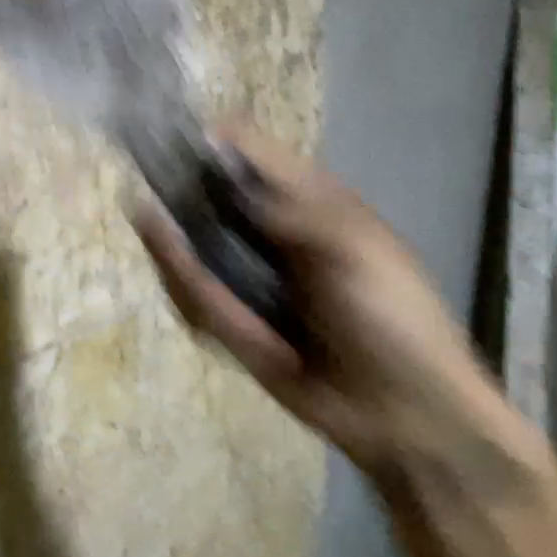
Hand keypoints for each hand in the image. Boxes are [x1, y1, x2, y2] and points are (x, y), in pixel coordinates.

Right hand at [132, 124, 513, 475]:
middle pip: (199, 195)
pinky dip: (196, 303)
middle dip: (173, 203)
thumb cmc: (393, 318)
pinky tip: (230, 323)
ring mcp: (245, 275)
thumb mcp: (354, 246)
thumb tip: (224, 170)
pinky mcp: (231, 318)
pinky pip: (193, 298)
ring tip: (205, 282)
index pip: (243, 149)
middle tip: (147, 212)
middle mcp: (266, 228)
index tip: (166, 146)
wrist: (408, 415)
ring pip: (186, 249)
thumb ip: (287, 205)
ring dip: (177, 261)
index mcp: (304, 199)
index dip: (206, 141)